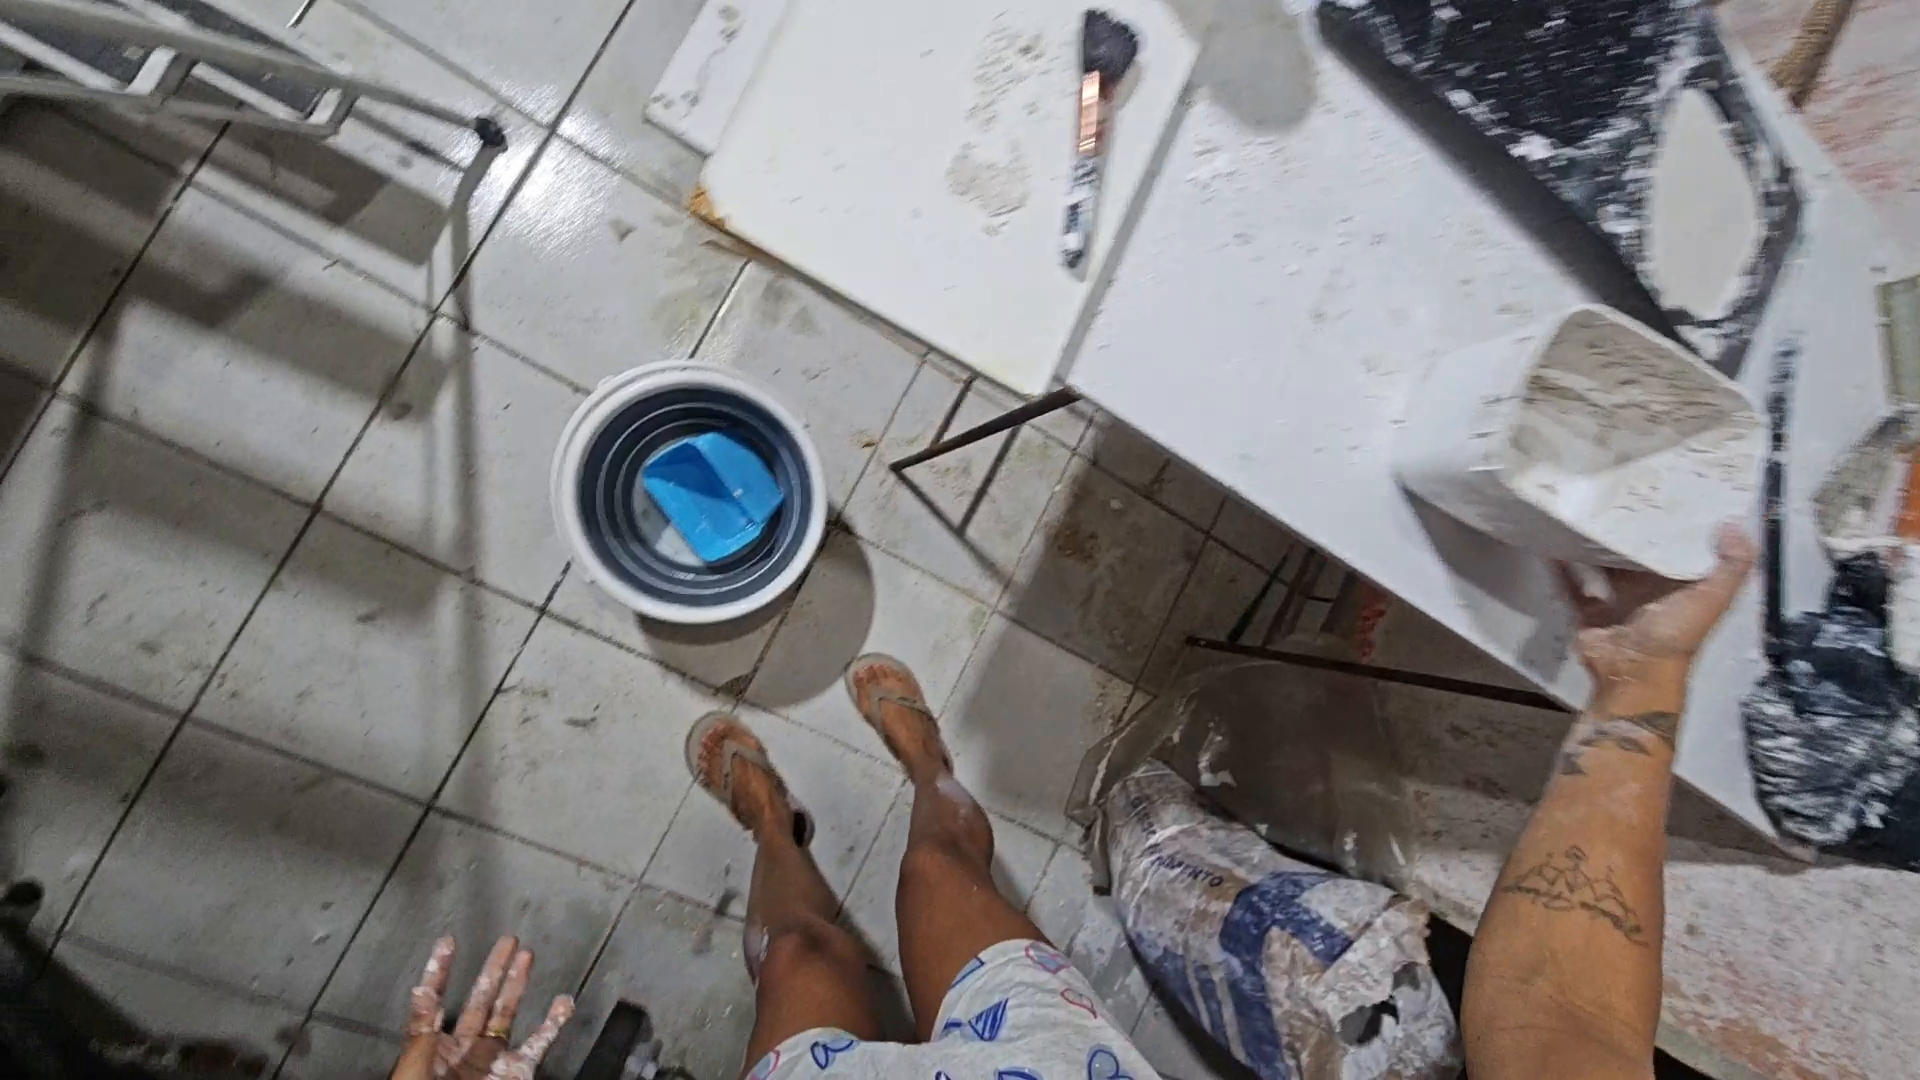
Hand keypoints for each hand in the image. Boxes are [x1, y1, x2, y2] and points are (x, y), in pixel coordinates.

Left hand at [389, 936, 573, 1079]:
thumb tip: (421, 995)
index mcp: (430, 1054)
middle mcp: (462, 1051)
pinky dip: (553, 1023)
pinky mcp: (516, 1071)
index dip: (438, 975)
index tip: (448, 943)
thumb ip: (419, 1041)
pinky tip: (564, 1002)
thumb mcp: (412, 1078)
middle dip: (492, 969)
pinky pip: (538, 1043)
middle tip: (507, 940)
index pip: (431, 1007)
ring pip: (507, 1014)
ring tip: (527, 954)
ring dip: (518, 984)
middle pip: (478, 1001)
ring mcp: (491, 1060)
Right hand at [1558, 521, 1756, 686]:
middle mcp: (1649, 593)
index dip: (1676, 528)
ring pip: (1602, 570)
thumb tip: (1734, 523)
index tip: (1665, 497)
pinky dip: (1561, 571)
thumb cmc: (1675, 632)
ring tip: (1580, 521)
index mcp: (1682, 589)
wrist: (1631, 668)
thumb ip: (1732, 566)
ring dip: (1592, 550)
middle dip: (1627, 536)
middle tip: (1614, 502)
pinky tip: (1551, 549)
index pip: (1679, 552)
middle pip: (1637, 560)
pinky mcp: (1586, 612)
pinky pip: (1571, 587)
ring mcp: (1615, 603)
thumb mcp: (1712, 598)